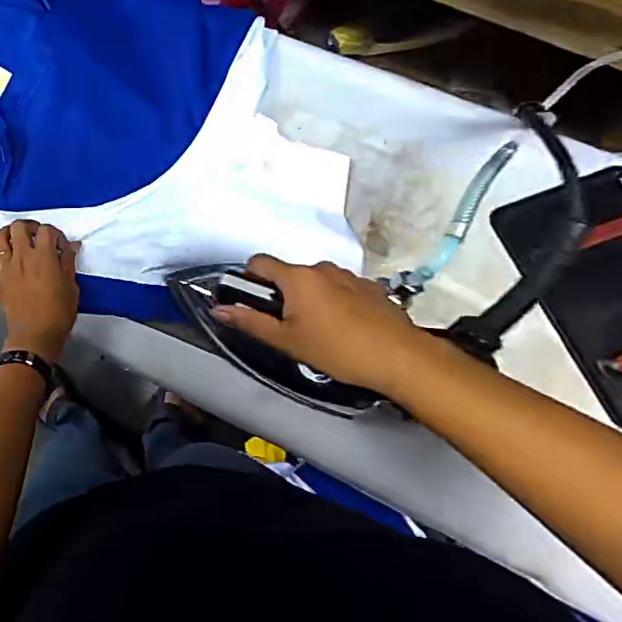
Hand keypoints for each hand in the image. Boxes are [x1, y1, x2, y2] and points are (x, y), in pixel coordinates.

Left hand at [0, 220, 80, 361]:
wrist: (35, 335)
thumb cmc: (58, 312)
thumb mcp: (71, 286)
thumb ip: (68, 262)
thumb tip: (71, 245)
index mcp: (43, 256)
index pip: (46, 230)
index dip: (54, 233)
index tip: (60, 245)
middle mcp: (22, 256)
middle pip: (18, 227)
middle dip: (29, 227)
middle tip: (37, 236)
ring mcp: (5, 267)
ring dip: (8, 234)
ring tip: (17, 240)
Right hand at [210, 255, 447, 393]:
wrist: (403, 359)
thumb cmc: (339, 350)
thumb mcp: (287, 341)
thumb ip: (250, 322)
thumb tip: (219, 310)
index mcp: (297, 278)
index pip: (258, 262)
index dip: (250, 279)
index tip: (255, 303)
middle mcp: (322, 268)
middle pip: (289, 274)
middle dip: (284, 295)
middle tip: (290, 326)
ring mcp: (350, 276)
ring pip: (317, 282)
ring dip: (312, 298)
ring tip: (321, 330)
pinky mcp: (372, 287)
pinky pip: (342, 288)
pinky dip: (337, 302)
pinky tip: (346, 328)